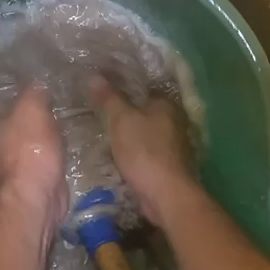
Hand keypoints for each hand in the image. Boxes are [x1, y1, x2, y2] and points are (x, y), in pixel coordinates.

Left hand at [0, 87, 64, 223]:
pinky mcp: (26, 186)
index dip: (14, 100)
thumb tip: (37, 84)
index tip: (33, 94)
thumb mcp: (32, 108)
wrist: (37, 196)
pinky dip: (47, 160)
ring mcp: (7, 171)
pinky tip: (60, 154)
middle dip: (27, 123)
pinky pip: (37, 165)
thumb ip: (33, 92)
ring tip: (59, 131)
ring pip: (24, 149)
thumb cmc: (29, 149)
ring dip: (39, 143)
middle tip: (51, 111)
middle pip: (10, 129)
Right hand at [90, 78, 194, 223]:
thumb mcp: (122, 120)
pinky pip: (146, 154)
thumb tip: (94, 76)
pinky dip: (135, 155)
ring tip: (104, 136)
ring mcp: (173, 145)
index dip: (122, 89)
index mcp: (166, 104)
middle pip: (145, 113)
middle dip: (125, 115)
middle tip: (98, 114)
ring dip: (129, 137)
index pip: (142, 89)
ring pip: (146, 135)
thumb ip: (109, 99)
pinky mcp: (168, 166)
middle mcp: (174, 122)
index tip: (102, 93)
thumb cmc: (144, 151)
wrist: (165, 193)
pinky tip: (119, 158)